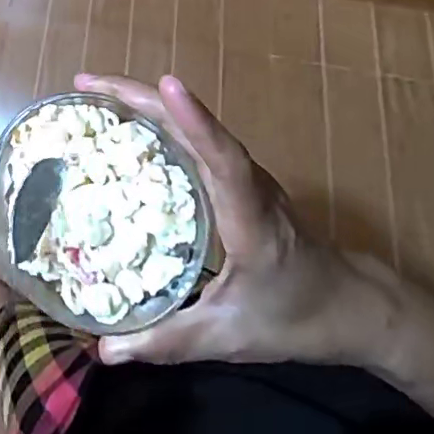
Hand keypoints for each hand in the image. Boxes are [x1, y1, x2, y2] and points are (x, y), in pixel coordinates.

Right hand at [73, 73, 402, 368]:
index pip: (224, 160)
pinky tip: (125, 123)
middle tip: (84, 83)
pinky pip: (192, 136)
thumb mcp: (231, 338)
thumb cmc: (295, 317)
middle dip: (139, 97)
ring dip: (144, 101)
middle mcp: (246, 182)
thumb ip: (169, 342)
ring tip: (94, 92)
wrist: (349, 302)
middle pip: (194, 126)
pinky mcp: (234, 173)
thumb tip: (105, 350)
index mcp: (250, 219)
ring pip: (190, 124)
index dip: (197, 121)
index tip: (167, 83)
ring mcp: (242, 172)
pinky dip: (156, 119)